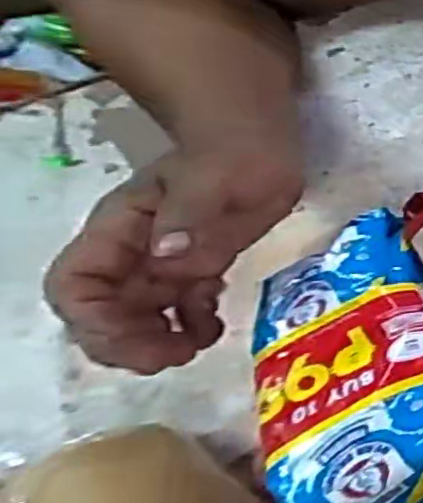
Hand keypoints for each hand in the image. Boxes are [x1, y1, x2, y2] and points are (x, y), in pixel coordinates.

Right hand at [44, 143, 301, 372]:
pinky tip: (212, 330)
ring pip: (145, 309)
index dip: (94, 316)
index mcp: (119, 230)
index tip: (129, 335)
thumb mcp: (210, 180)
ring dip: (160, 335)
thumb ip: (188, 217)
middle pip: (108, 306)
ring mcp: (168, 258)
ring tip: (191, 351)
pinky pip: (186, 299)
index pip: (78, 283)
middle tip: (167, 358)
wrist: (263, 144)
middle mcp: (135, 250)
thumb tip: (167, 255)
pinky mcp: (203, 260)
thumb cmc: (233, 155)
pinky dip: (194, 319)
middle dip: (126, 338)